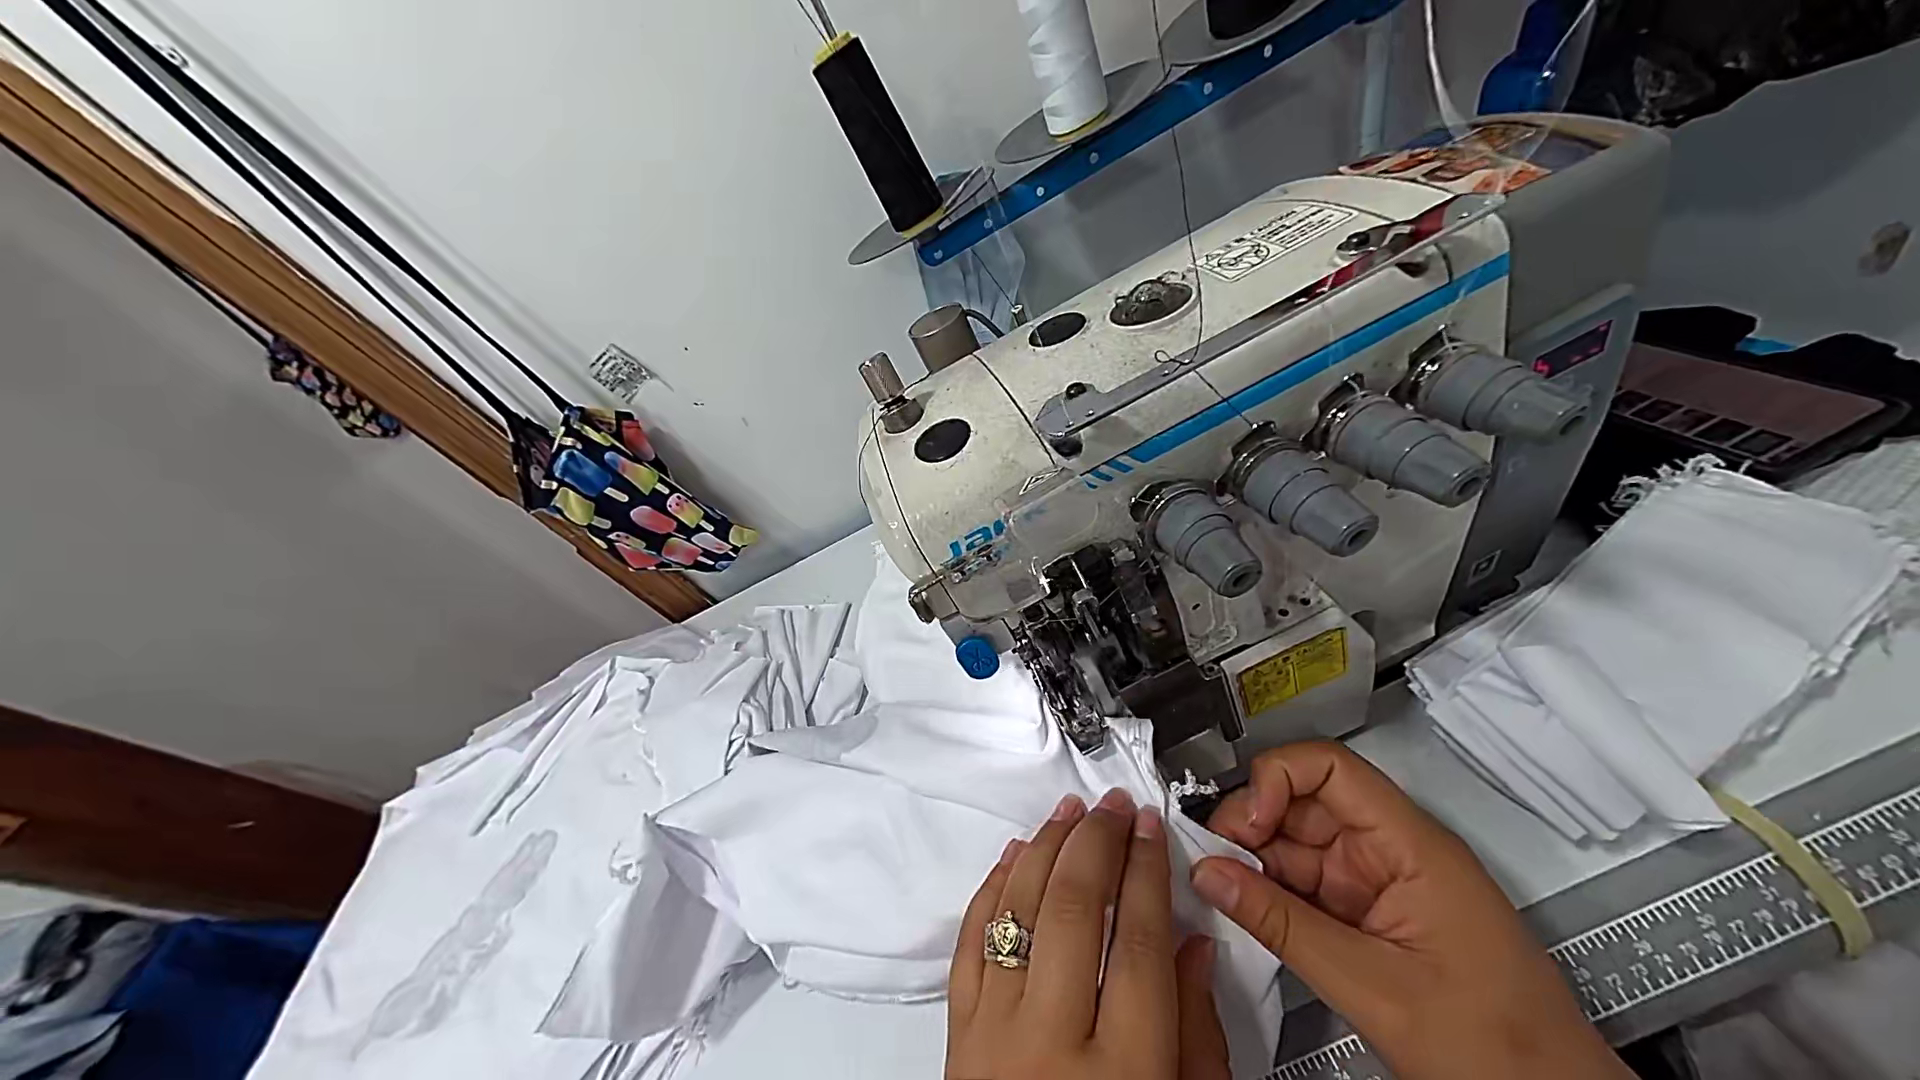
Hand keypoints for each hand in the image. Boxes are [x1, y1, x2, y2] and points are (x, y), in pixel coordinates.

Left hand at [947, 788, 1228, 1079]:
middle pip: (1071, 911)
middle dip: (1095, 843)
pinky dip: (992, 889)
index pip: (1137, 943)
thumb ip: (1197, 1035)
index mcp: (1122, 1075)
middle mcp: (1049, 1046)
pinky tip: (1012, 856)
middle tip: (1112, 806)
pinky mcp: (957, 1035)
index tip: (1151, 830)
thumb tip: (1190, 942)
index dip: (1147, 873)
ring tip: (1067, 812)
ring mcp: (993, 1036)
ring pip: (1015, 912)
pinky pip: (970, 942)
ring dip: (1043, 849)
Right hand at [1192, 742, 1629, 1079]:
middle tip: (1215, 862)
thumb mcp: (1376, 988)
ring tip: (1224, 892)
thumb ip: (1282, 925)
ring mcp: (1373, 881)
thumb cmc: (1505, 1055)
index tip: (1245, 823)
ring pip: (1291, 843)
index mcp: (1412, 847)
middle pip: (1299, 803)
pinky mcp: (1361, 912)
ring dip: (1251, 862)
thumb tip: (1213, 875)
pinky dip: (1266, 893)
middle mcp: (1390, 851)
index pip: (1329, 768)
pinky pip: (1298, 883)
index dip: (1276, 780)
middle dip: (1249, 825)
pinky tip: (1246, 910)